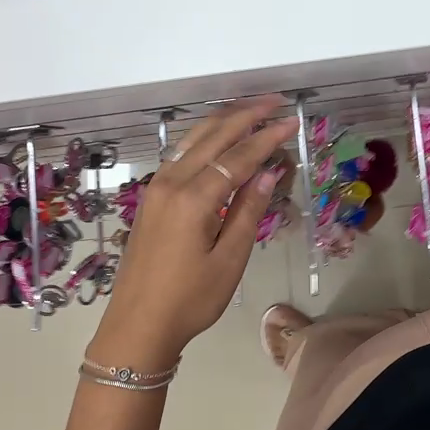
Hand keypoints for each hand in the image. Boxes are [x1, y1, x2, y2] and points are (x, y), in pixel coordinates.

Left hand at [86, 97, 297, 370]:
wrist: (137, 327)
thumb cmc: (190, 300)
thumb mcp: (229, 260)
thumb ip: (249, 210)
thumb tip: (270, 170)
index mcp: (193, 199)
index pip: (239, 156)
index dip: (267, 137)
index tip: (292, 121)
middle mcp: (172, 183)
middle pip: (213, 136)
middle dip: (246, 115)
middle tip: (275, 101)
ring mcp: (157, 187)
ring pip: (193, 139)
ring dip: (224, 120)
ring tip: (251, 109)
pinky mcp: (151, 197)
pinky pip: (181, 153)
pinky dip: (205, 137)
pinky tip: (219, 137)